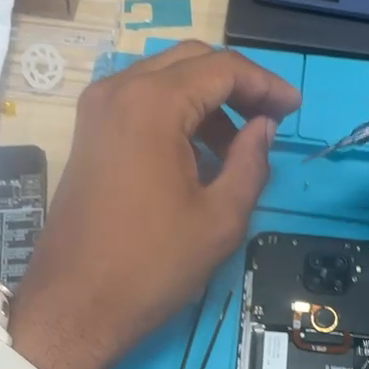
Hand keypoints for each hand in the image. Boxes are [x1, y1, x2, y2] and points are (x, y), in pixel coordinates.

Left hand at [10, 42, 300, 368]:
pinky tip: (197, 156)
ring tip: (237, 148)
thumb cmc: (151, 266)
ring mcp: (96, 113)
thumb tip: (263, 128)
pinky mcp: (87, 137)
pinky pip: (139, 105)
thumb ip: (251, 163)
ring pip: (163, 81)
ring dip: (205, 102)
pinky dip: (174, 116)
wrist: (74, 305)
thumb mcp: (220, 219)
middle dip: (236, 85)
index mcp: (152, 104)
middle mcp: (118, 92)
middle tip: (269, 120)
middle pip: (191, 62)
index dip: (266, 84)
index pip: (222, 68)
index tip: (294, 109)